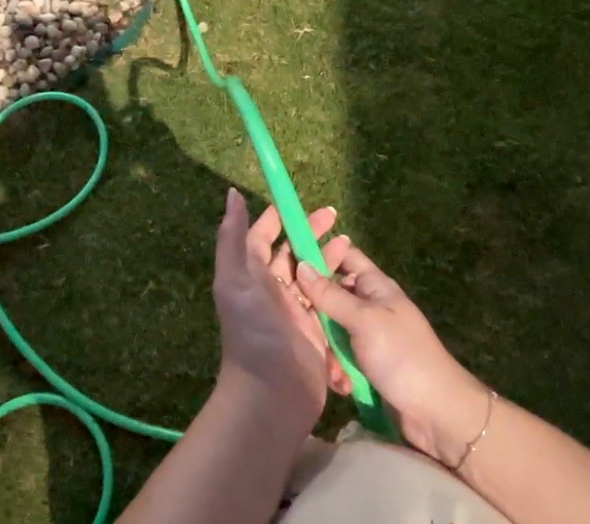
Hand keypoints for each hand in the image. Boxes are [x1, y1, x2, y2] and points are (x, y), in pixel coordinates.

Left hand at [212, 189, 350, 432]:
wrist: (272, 394)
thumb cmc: (252, 332)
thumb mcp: (234, 280)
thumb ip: (232, 238)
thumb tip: (232, 195)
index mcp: (250, 276)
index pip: (262, 238)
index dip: (276, 218)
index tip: (296, 201)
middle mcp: (271, 291)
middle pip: (292, 253)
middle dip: (309, 233)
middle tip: (334, 215)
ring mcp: (296, 312)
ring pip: (313, 275)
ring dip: (328, 256)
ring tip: (349, 240)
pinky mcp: (318, 332)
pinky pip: (329, 301)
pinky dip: (341, 285)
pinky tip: (357, 274)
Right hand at [294, 239, 492, 469]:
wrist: (437, 414)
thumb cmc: (403, 355)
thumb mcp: (364, 320)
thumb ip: (330, 295)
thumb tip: (301, 265)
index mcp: (375, 286)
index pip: (344, 256)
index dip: (319, 254)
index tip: (289, 261)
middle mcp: (370, 306)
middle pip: (330, 296)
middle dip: (317, 315)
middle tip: (305, 329)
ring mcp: (368, 336)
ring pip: (331, 330)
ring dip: (328, 350)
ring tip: (334, 369)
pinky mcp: (366, 364)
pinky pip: (340, 357)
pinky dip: (339, 370)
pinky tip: (342, 385)